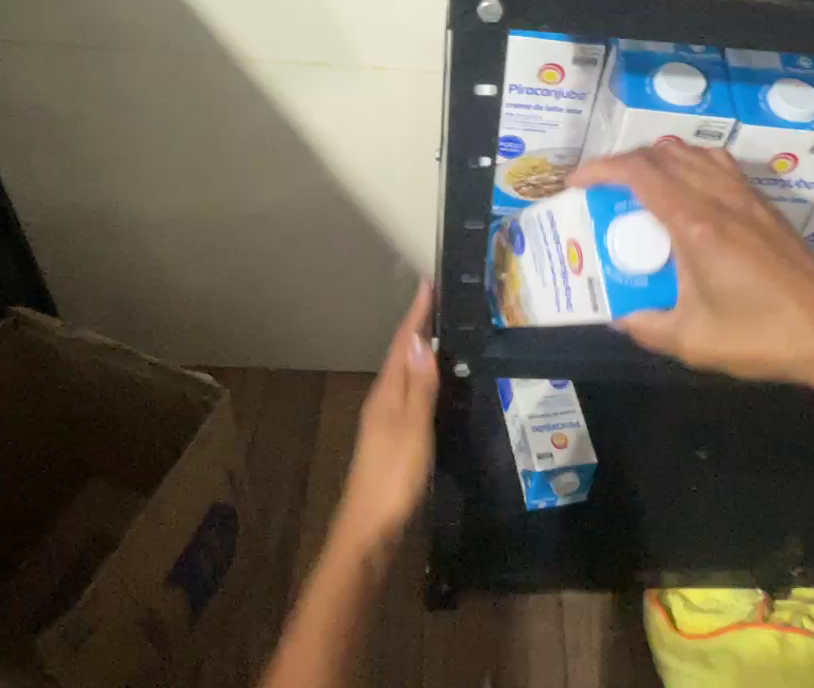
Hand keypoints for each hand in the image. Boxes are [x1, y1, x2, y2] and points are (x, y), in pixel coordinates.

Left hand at [334, 279, 439, 548]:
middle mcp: (384, 401)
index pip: (402, 344)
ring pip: (406, 375)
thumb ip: (418, 386)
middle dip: (420, 327)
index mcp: (386, 394)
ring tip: (444, 333)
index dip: (416, 314)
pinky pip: (411, 395)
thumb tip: (419, 339)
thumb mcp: (412, 429)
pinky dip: (424, 379)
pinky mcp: (395, 440)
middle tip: (443, 301)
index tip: (429, 283)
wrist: (370, 530)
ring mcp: (387, 421)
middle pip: (402, 355)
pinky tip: (437, 385)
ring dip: (422, 352)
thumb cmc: (392, 477)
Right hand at [569, 143, 813, 393]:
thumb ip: (646, 326)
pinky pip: (719, 165)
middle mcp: (719, 197)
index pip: (638, 172)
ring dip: (658, 159)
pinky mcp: (765, 206)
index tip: (576, 184)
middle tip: (602, 190)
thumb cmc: (764, 336)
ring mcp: (747, 197)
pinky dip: (691, 165)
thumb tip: (620, 317)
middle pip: (663, 154)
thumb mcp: (693, 341)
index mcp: (695, 223)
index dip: (600, 169)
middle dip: (623, 162)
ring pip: (694, 153)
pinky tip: (687, 196)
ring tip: (638, 187)